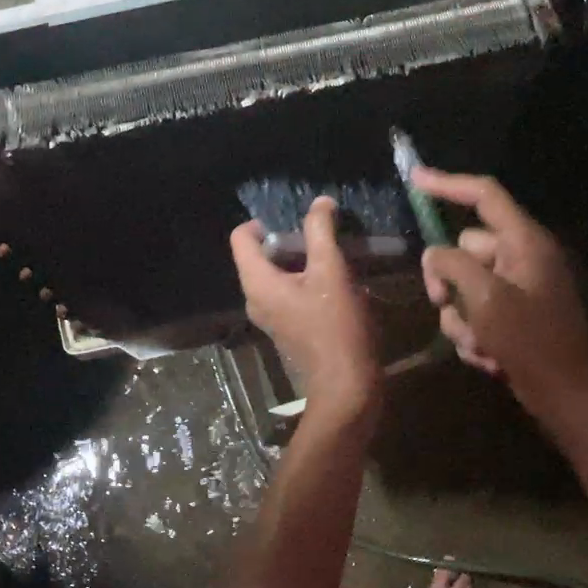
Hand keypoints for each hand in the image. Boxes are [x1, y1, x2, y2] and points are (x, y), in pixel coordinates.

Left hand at [230, 196, 380, 422]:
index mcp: (257, 283)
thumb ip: (321, 232)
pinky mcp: (286, 327)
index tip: (297, 221)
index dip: (264, 221)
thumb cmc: (336, 326)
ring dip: (301, 259)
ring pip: (276, 273)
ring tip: (332, 256)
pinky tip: (335, 282)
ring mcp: (270, 316)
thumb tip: (319, 202)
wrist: (347, 385)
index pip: (240, 236)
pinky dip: (305, 279)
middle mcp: (255, 298)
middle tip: (321, 236)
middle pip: (259, 253)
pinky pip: (287, 291)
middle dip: (289, 239)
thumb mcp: (331, 271)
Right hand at [413, 168, 587, 419]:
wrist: (569, 397)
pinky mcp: (514, 316)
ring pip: (465, 285)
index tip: (414, 178)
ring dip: (461, 317)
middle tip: (442, 303)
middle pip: (465, 247)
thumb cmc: (531, 342)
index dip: (448, 183)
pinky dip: (473, 333)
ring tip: (478, 343)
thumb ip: (452, 265)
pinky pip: (476, 311)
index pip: (484, 195)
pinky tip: (488, 358)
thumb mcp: (485, 299)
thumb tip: (434, 253)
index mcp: (524, 242)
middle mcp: (522, 257)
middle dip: (449, 280)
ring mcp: (519, 288)